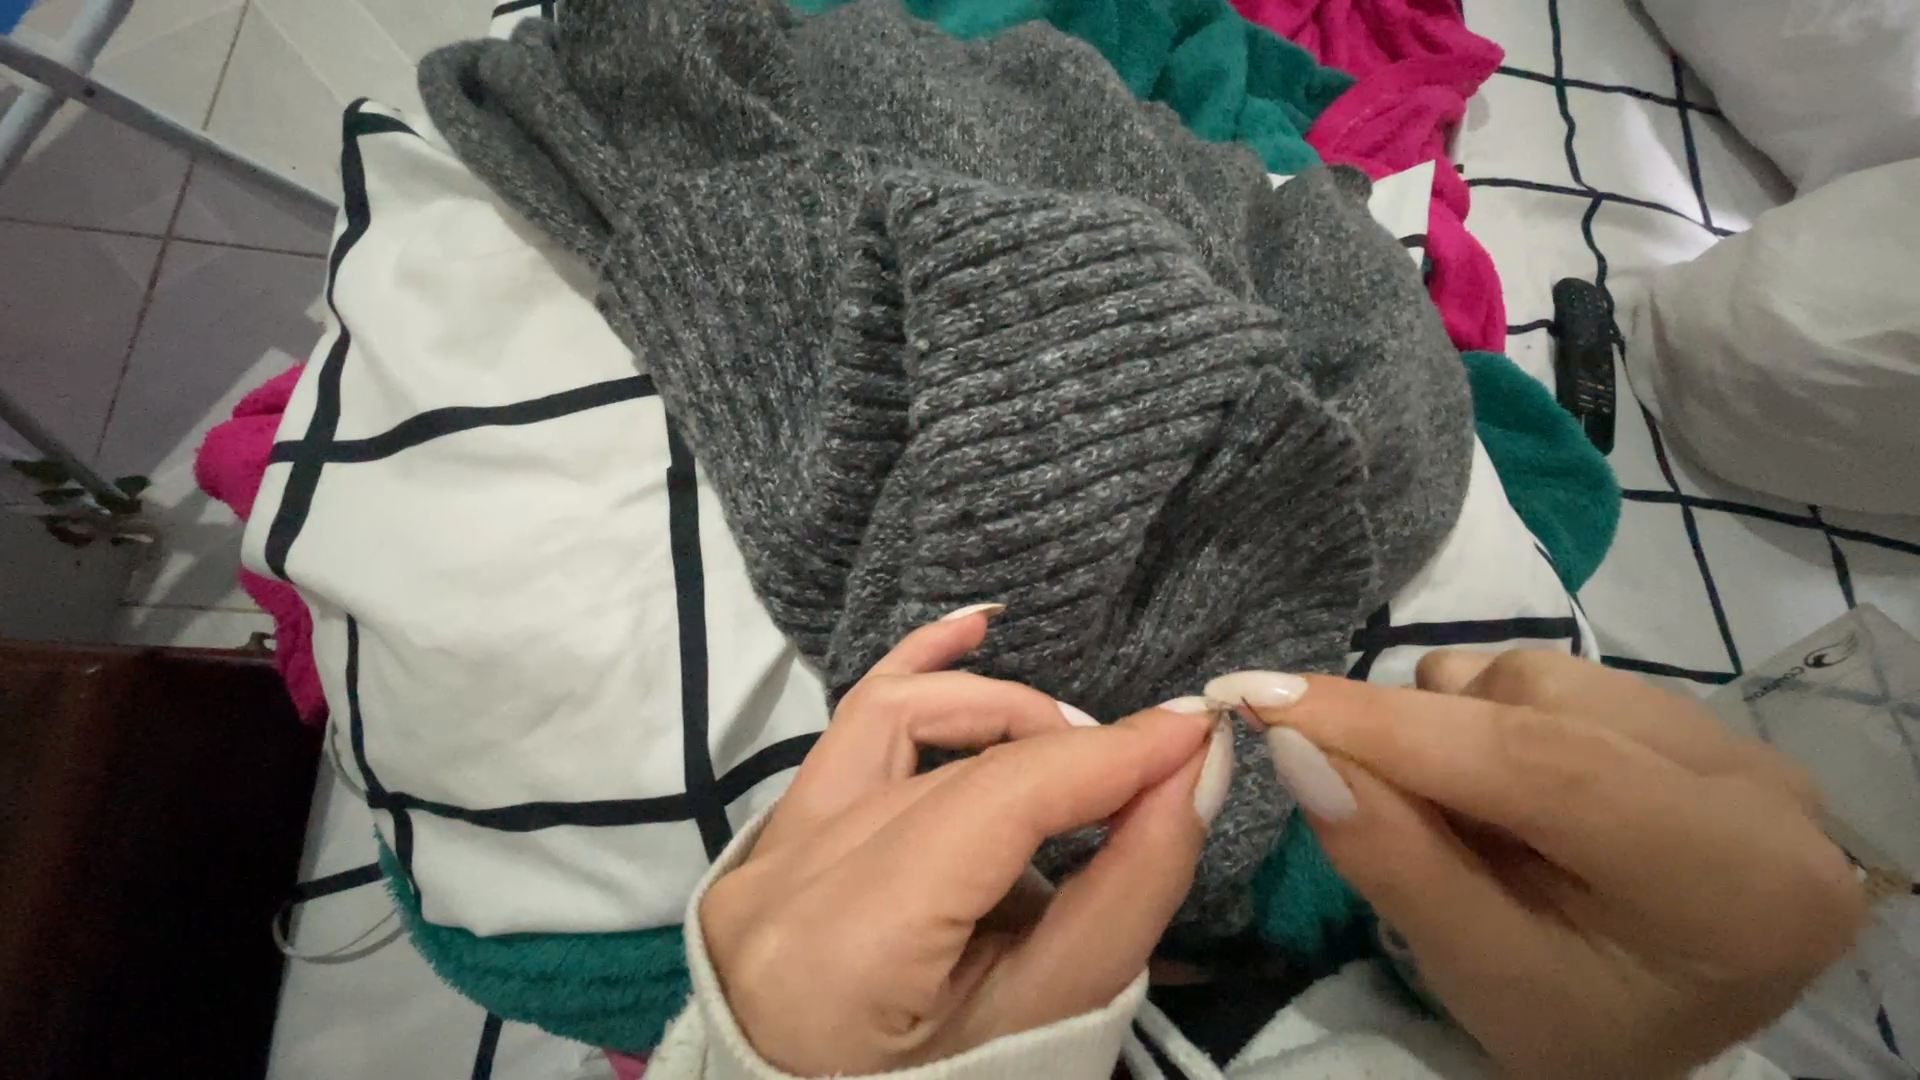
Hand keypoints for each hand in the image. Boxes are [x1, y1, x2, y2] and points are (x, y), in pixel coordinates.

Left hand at [700, 611, 1228, 1075]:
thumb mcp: (1043, 1022)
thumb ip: (1122, 893)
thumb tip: (1186, 771)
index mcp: (845, 947)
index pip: (993, 804)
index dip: (1103, 758)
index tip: (1192, 730)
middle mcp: (790, 874)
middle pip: (958, 772)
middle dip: (1073, 752)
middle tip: (1156, 763)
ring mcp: (774, 840)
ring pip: (898, 717)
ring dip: (1000, 711)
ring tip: (1073, 739)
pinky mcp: (782, 823)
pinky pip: (849, 718)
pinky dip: (918, 664)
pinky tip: (973, 625)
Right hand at [1212, 650, 1865, 1079]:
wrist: (1637, 1012)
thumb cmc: (1562, 1017)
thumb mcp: (1472, 969)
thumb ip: (1388, 857)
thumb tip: (1292, 745)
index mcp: (1736, 877)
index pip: (1536, 765)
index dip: (1384, 724)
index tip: (1257, 697)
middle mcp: (1753, 784)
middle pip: (1527, 709)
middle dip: (1403, 732)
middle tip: (1322, 767)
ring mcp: (1720, 735)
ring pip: (1521, 677)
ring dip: (1444, 730)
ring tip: (1452, 814)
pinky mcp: (1673, 710)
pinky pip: (1530, 671)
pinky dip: (1472, 714)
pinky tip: (1491, 784)